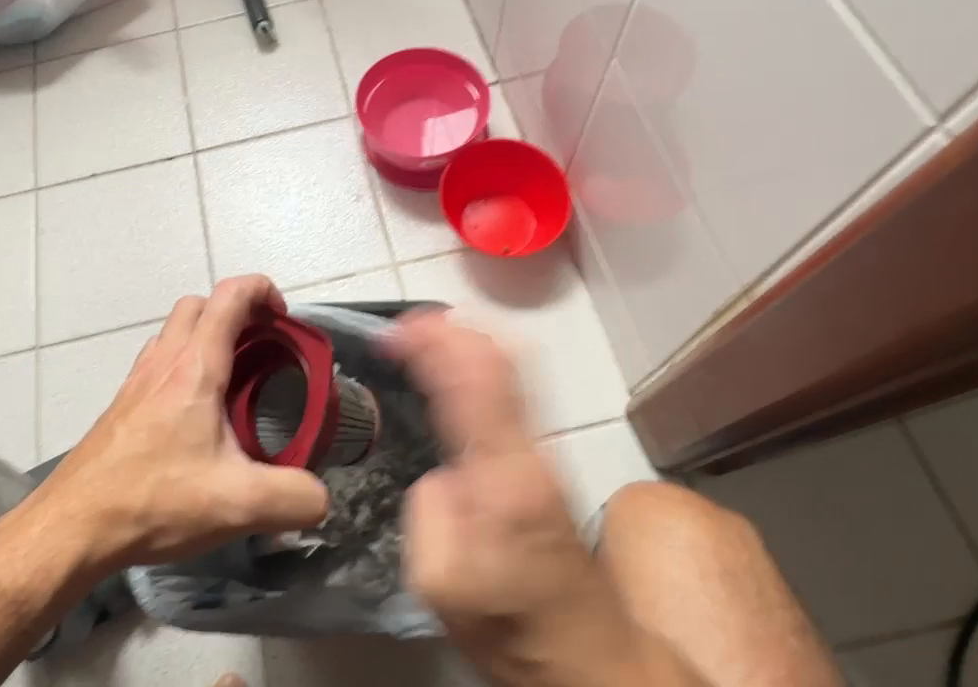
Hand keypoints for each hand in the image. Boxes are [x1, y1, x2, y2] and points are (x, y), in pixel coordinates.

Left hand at [34, 275, 329, 567]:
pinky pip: (159, 361)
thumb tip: (321, 499)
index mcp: (196, 369)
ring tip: (235, 378)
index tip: (285, 316)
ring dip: (207, 335)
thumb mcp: (239, 505)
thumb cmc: (155, 501)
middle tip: (264, 346)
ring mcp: (138, 381)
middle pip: (199, 305)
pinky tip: (196, 413)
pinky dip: (184, 363)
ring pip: (174, 331)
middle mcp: (164, 362)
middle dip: (236, 310)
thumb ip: (294, 499)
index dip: (262, 290)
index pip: (229, 297)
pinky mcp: (122, 405)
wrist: (73, 526)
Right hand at [390, 312, 640, 683]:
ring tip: (425, 332)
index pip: (472, 382)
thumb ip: (430, 514)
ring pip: (513, 365)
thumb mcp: (443, 585)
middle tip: (405, 326)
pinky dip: (482, 357)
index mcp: (504, 476)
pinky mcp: (546, 456)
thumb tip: (438, 474)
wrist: (585, 651)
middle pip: (501, 359)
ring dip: (467, 337)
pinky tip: (458, 358)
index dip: (433, 344)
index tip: (393, 335)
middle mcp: (532, 450)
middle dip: (450, 329)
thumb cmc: (511, 625)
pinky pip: (514, 385)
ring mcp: (546, 449)